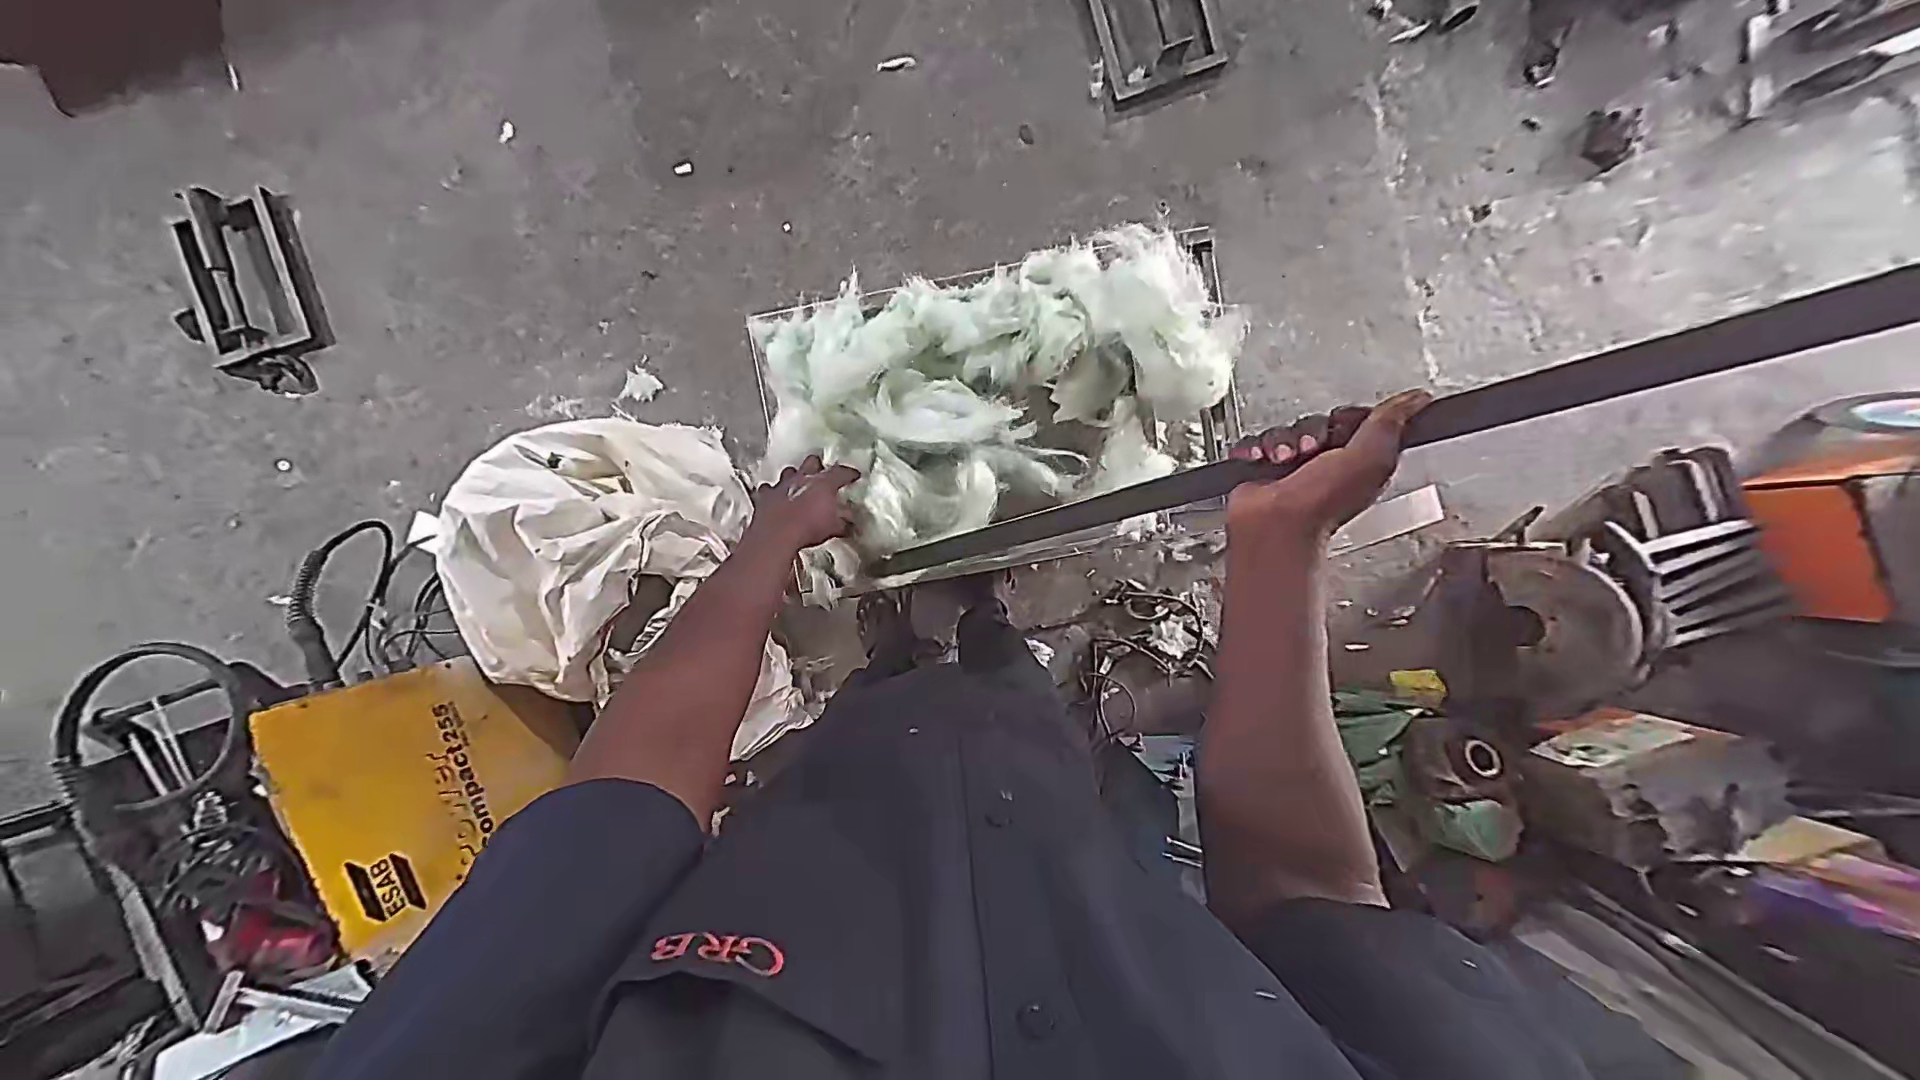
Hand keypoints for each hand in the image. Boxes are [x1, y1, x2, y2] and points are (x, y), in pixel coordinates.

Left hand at [744, 455, 860, 555]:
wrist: (777, 536)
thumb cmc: (807, 528)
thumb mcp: (833, 528)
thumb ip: (843, 523)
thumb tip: (849, 525)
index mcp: (823, 483)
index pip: (840, 472)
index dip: (848, 473)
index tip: (853, 475)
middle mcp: (802, 479)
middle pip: (812, 462)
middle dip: (818, 466)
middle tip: (822, 471)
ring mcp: (782, 485)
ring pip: (789, 472)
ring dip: (794, 476)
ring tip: (797, 482)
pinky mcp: (765, 497)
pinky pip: (767, 489)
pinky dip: (771, 492)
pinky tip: (773, 496)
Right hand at [1226, 390, 1430, 544]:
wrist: (1274, 524)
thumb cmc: (1321, 504)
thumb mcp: (1371, 457)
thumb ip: (1391, 423)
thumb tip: (1417, 399)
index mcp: (1357, 464)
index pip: (1353, 422)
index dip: (1346, 418)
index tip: (1341, 425)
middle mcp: (1324, 467)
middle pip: (1315, 424)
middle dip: (1310, 431)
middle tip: (1309, 448)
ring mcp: (1291, 470)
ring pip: (1284, 433)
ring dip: (1280, 441)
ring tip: (1282, 458)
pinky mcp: (1261, 472)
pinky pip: (1253, 445)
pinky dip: (1252, 449)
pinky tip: (1259, 458)